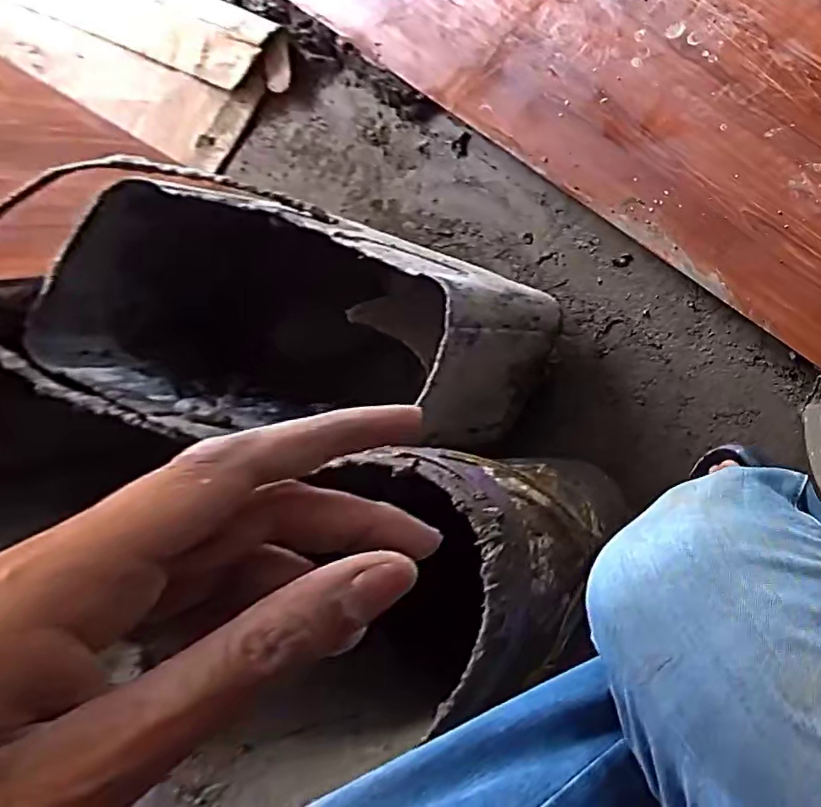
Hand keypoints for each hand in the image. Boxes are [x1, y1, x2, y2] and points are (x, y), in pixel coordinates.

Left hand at [0, 406, 440, 806]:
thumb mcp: (103, 758)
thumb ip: (255, 655)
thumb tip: (391, 573)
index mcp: (59, 578)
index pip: (226, 469)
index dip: (330, 434)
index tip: (411, 422)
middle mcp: (58, 568)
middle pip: (237, 510)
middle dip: (339, 522)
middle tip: (415, 556)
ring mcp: (49, 599)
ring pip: (214, 549)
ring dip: (298, 568)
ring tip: (354, 614)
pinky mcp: (44, 632)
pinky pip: (176, 590)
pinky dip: (245, 602)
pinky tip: (276, 639)